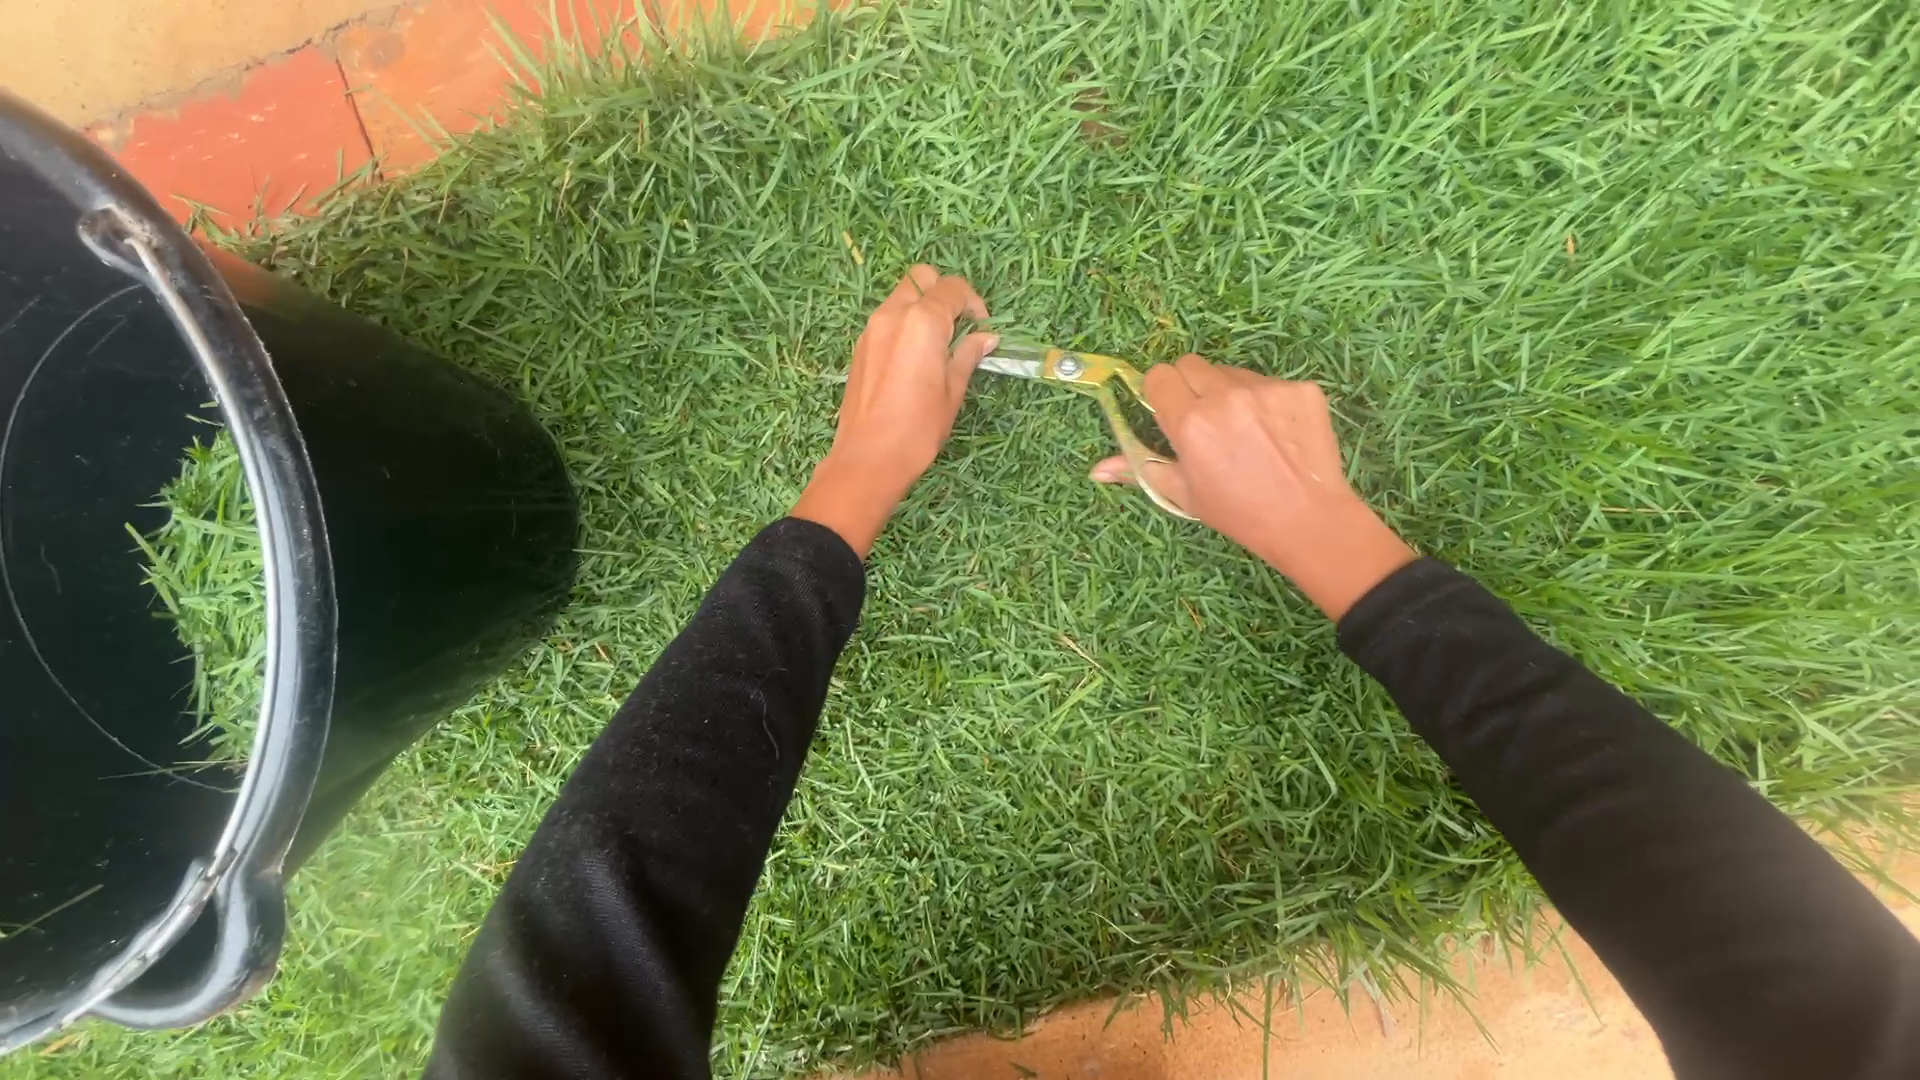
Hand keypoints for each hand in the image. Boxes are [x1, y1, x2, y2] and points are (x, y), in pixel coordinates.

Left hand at [792, 265, 998, 556]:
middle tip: (959, 326)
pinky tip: (914, 358)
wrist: (869, 457)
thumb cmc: (918, 427)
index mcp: (922, 321)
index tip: (982, 327)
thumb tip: (986, 338)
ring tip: (937, 345)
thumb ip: (967, 356)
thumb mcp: (952, 391)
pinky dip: (904, 325)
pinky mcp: (860, 347)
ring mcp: (872, 329)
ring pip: (901, 297)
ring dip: (922, 308)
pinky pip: (886, 320)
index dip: (973, 303)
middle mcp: (893, 314)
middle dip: (944, 294)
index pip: (952, 289)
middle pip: (922, 279)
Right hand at [1091, 354, 1414, 619]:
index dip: (1161, 393)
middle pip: (1190, 364)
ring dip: (1226, 392)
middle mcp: (1224, 397)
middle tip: (1203, 421)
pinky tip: (1274, 432)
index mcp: (1189, 423)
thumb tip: (1096, 469)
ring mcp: (1266, 389)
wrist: (1307, 519)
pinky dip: (1264, 401)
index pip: (1159, 376)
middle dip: (1190, 387)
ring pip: (1230, 371)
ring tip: (1243, 431)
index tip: (1170, 412)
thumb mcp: (1182, 493)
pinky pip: (1267, 382)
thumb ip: (1138, 469)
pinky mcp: (1300, 388)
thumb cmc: (1236, 511)